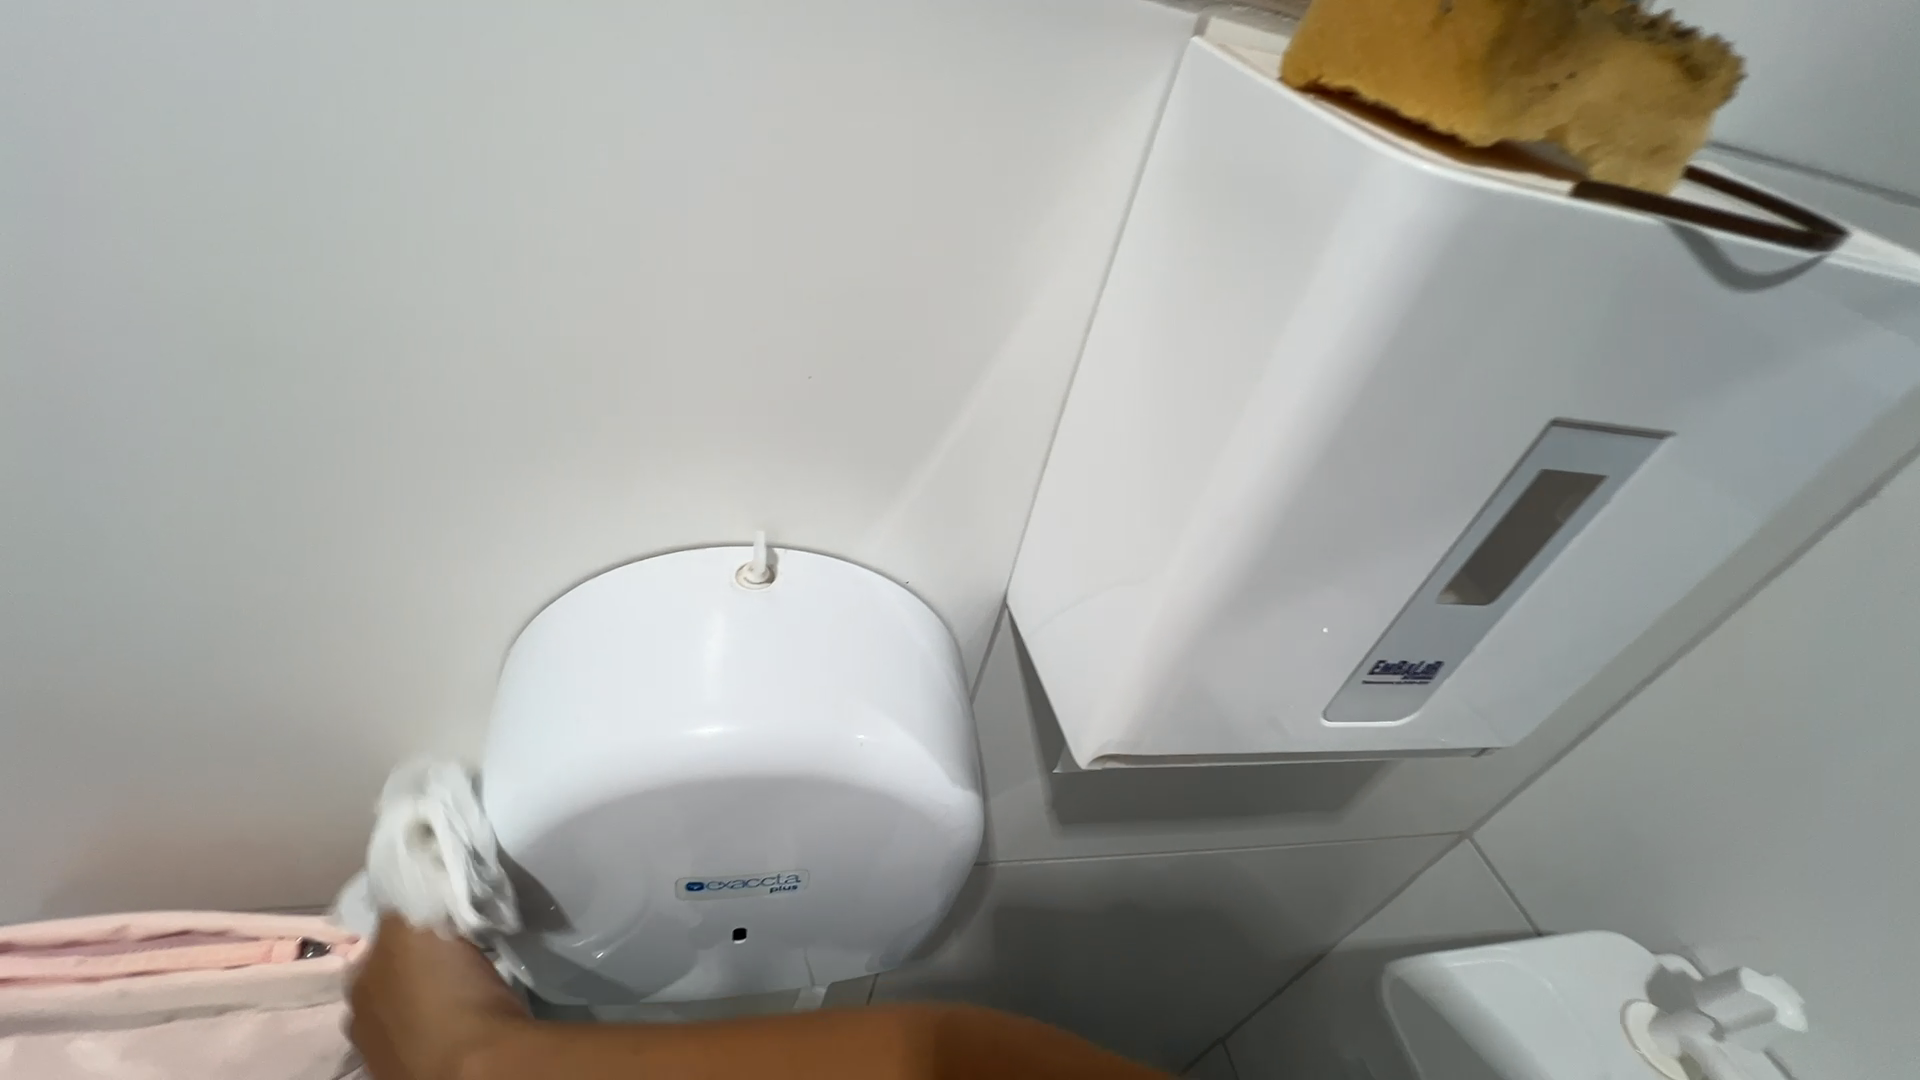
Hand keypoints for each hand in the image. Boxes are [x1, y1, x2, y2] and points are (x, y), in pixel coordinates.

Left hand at [348, 915, 529, 1079]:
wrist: (471, 1064)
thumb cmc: (442, 989)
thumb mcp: (421, 925)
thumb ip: (410, 900)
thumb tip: (411, 881)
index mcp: (357, 979)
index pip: (383, 936)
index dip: (415, 920)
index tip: (447, 911)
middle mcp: (359, 1017)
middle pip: (397, 968)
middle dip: (423, 956)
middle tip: (464, 939)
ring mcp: (384, 1050)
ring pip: (414, 1000)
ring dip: (438, 986)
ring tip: (473, 973)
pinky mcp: (413, 1069)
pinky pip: (435, 1025)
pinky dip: (450, 1014)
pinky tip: (472, 1006)